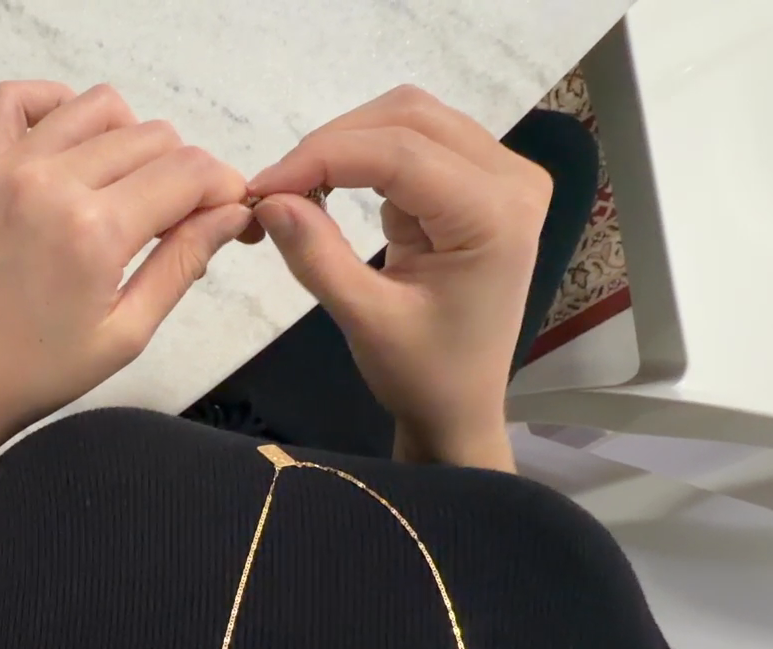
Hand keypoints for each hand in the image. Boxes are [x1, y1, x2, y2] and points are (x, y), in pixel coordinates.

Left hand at [0, 81, 250, 463]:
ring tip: (128, 191)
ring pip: (97, 107)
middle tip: (175, 222)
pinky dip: (57, 108)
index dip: (223, 188)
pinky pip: (18, 100)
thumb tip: (232, 213)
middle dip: (184, 173)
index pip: (188, 172)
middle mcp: (53, 183)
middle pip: (151, 137)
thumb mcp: (126, 334)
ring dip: (131, 139)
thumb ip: (182, 264)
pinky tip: (74, 150)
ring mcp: (9, 168)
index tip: (228, 214)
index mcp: (95, 231)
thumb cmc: (43, 373)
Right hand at [247, 86, 551, 469]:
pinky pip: (413, 150)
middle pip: (409, 118)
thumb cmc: (421, 375)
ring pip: (410, 123)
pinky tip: (327, 195)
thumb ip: (317, 256)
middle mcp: (511, 179)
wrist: (458, 407)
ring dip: (345, 147)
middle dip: (332, 144)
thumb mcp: (365, 320)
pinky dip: (361, 163)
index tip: (261, 188)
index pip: (401, 152)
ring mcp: (498, 179)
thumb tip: (266, 201)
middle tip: (274, 189)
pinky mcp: (475, 188)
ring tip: (294, 191)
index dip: (323, 157)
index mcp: (495, 214)